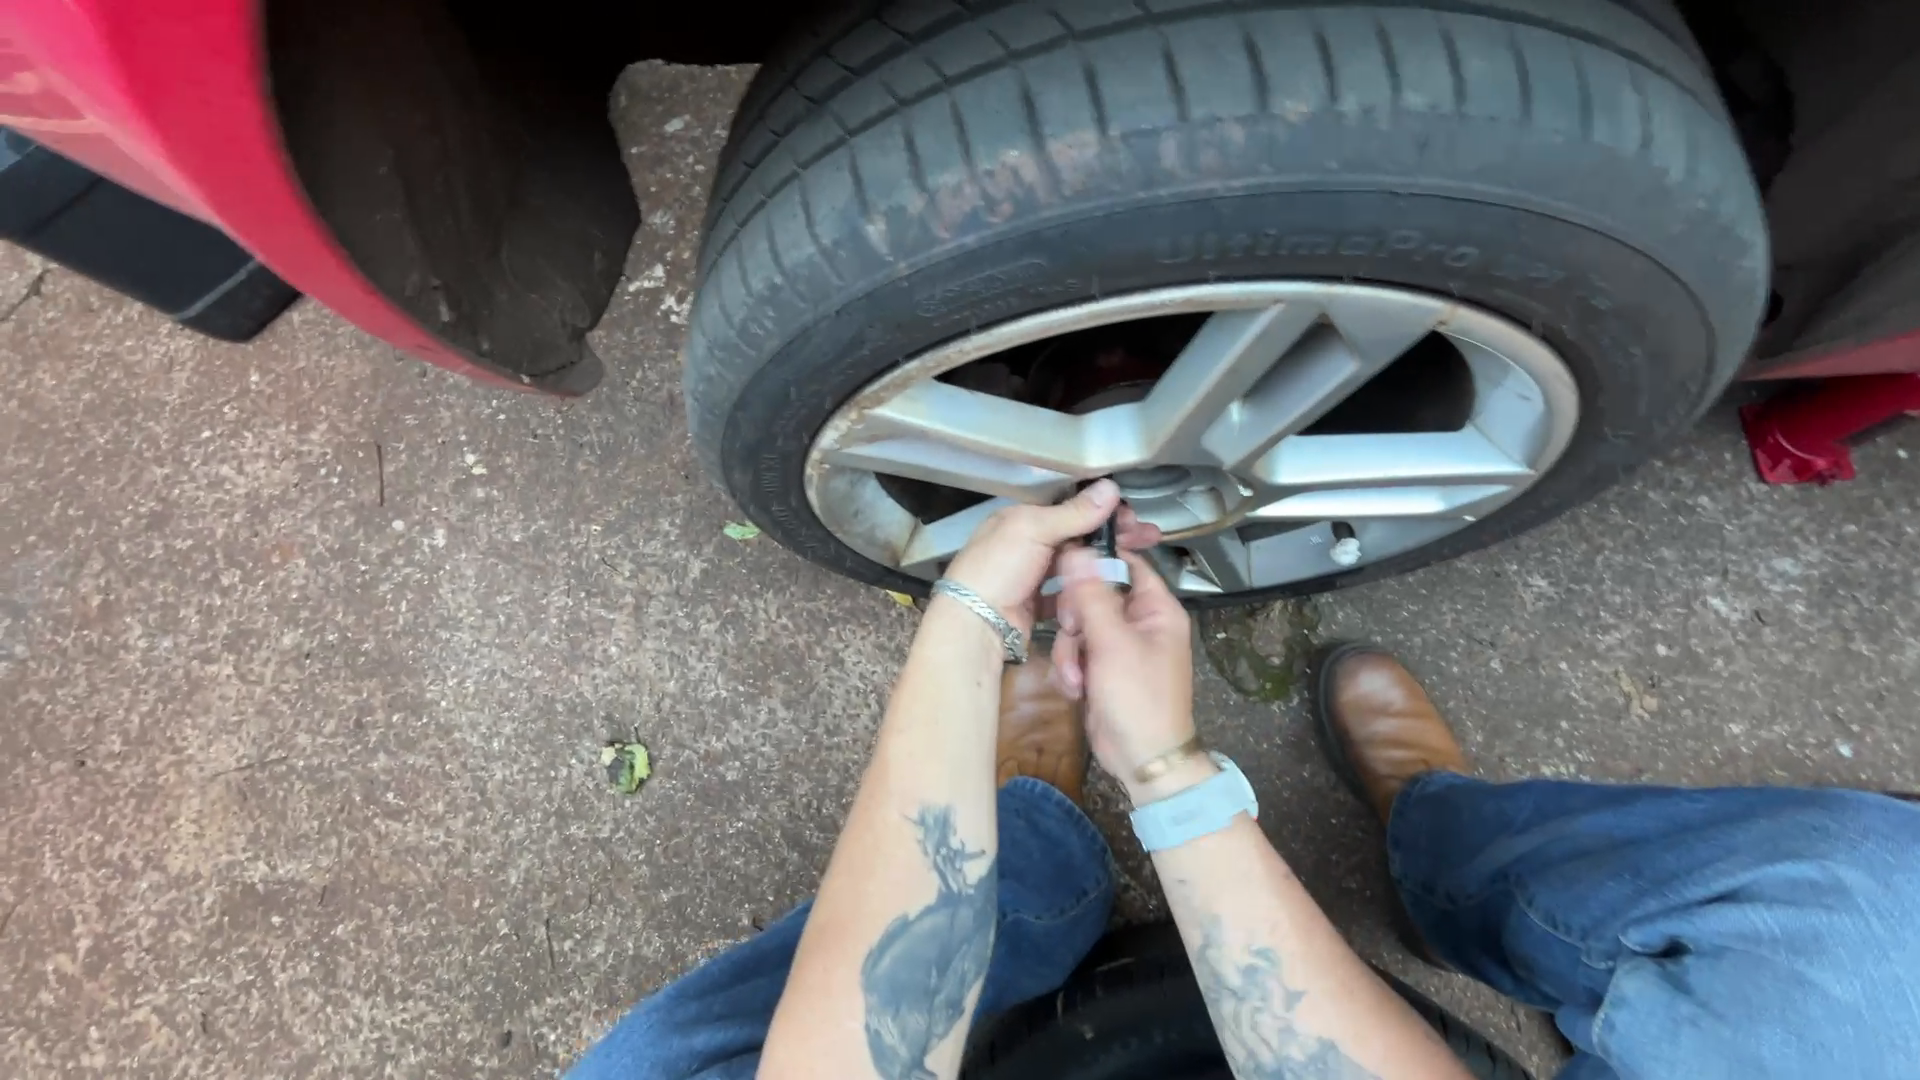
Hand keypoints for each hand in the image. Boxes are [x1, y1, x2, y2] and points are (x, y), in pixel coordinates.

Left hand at [939, 480, 1159, 636]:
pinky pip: (1066, 594)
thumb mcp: (1033, 530)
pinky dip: (1084, 591)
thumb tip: (1109, 487)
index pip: (1069, 508)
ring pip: (1075, 565)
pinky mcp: (1035, 604)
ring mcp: (1031, 575)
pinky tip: (1107, 590)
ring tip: (1134, 564)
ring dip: (1103, 563)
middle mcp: (1025, 543)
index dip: (1102, 511)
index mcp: (1021, 518)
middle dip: (1111, 537)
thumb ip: (1073, 513)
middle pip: (1077, 536)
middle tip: (1147, 538)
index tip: (1133, 518)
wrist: (974, 623)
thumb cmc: (997, 568)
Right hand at [1051, 548, 1197, 800]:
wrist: (1143, 760)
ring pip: (1080, 626)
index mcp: (1156, 608)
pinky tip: (1076, 689)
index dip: (1096, 561)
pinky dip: (1072, 670)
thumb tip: (1076, 549)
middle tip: (1073, 634)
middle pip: (1093, 595)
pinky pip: (1078, 652)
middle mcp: (1139, 622)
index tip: (1063, 564)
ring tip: (1076, 678)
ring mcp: (1120, 647)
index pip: (1126, 564)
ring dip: (1071, 652)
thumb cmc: (1138, 697)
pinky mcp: (1102, 668)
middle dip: (1076, 620)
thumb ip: (1091, 594)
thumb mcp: (1112, 642)